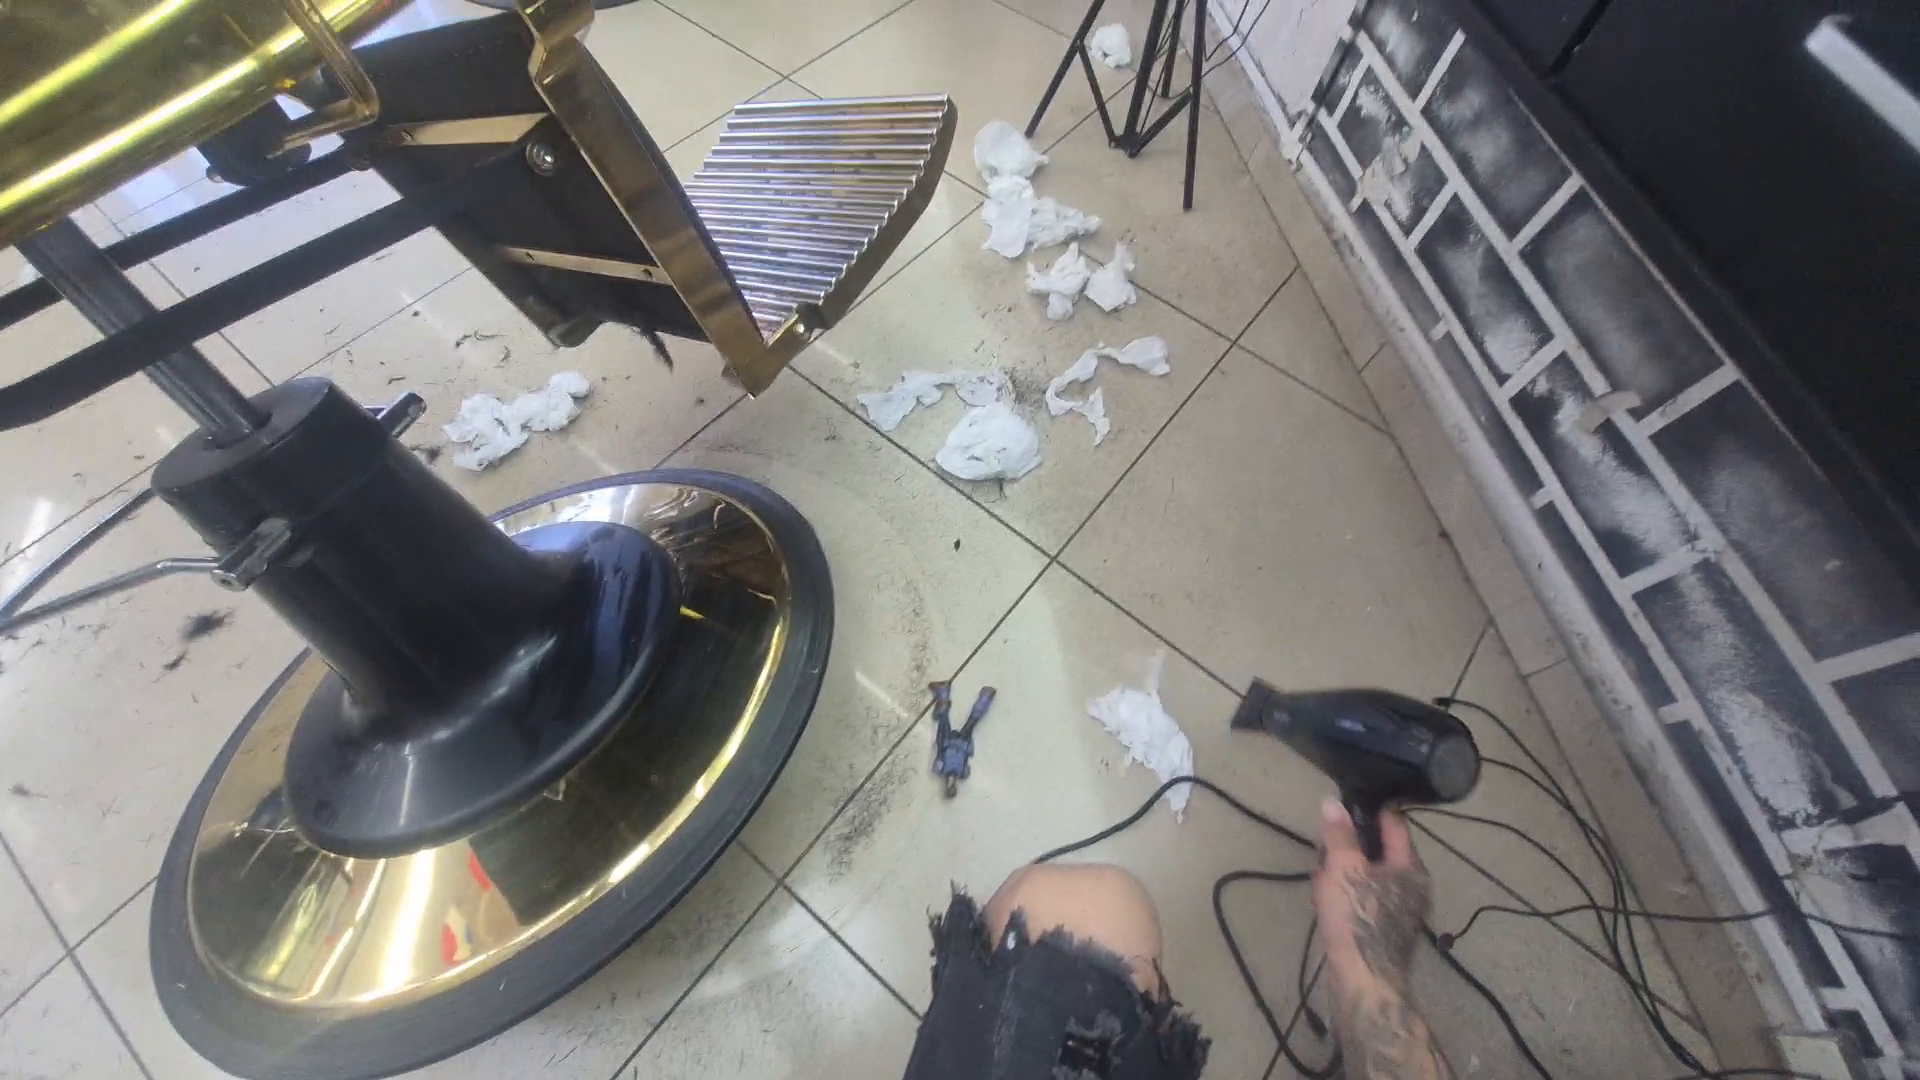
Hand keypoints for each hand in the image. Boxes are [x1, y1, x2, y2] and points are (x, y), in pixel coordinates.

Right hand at [1311, 798, 1431, 995]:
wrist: (1364, 978)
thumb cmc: (1356, 916)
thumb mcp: (1342, 866)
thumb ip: (1338, 833)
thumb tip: (1332, 802)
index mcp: (1410, 867)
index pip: (1394, 823)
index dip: (1368, 809)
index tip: (1342, 802)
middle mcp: (1413, 885)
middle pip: (1379, 849)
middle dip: (1348, 845)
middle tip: (1324, 846)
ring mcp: (1402, 908)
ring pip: (1369, 873)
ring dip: (1343, 870)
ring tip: (1320, 875)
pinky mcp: (1387, 926)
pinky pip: (1365, 895)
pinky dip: (1347, 892)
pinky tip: (1326, 899)